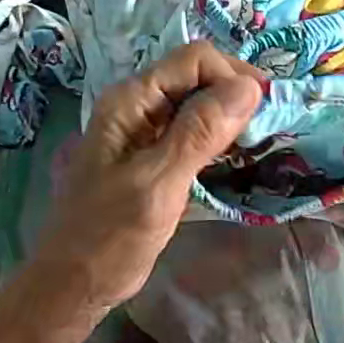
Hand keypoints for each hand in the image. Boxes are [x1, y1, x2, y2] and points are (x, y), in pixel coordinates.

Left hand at [0, 42, 263, 342]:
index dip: (233, 77)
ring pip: (195, 103)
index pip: (193, 60)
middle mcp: (136, 106)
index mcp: (130, 101)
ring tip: (260, 142)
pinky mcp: (150, 155)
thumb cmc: (109, 237)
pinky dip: (216, 137)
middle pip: (196, 76)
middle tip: (269, 129)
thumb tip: (248, 86)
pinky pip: (189, 131)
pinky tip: (236, 158)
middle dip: (235, 93)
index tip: (266, 112)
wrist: (74, 282)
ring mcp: (142, 130)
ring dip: (229, 116)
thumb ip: (198, 133)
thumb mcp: (158, 184)